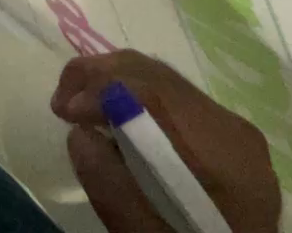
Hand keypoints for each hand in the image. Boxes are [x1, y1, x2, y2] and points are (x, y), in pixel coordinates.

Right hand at [52, 51, 281, 232]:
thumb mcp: (141, 232)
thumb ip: (108, 183)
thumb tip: (81, 133)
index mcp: (221, 154)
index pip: (153, 93)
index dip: (100, 90)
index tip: (64, 113)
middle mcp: (230, 127)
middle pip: (154, 74)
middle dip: (97, 76)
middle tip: (61, 103)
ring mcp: (229, 128)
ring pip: (158, 76)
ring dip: (111, 82)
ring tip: (79, 107)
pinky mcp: (221, 133)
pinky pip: (168, 94)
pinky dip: (131, 95)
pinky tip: (113, 119)